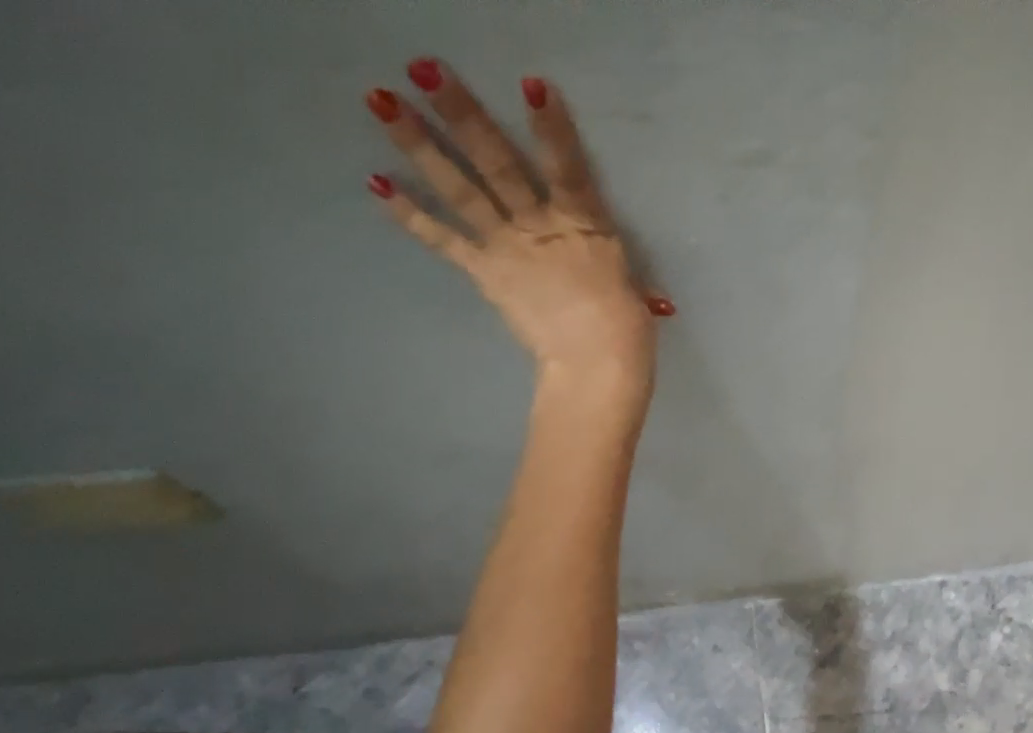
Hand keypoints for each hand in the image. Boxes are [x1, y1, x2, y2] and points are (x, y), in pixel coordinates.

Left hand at [364, 58, 664, 418]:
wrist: (596, 365)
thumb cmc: (627, 329)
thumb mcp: (635, 289)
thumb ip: (624, 276)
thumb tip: (654, 302)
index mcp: (585, 224)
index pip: (568, 165)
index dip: (551, 126)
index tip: (530, 82)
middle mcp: (540, 224)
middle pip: (498, 161)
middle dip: (462, 114)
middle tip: (423, 68)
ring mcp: (507, 247)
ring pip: (461, 187)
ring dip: (421, 144)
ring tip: (383, 103)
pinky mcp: (485, 272)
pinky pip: (443, 239)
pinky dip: (410, 214)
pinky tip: (378, 183)